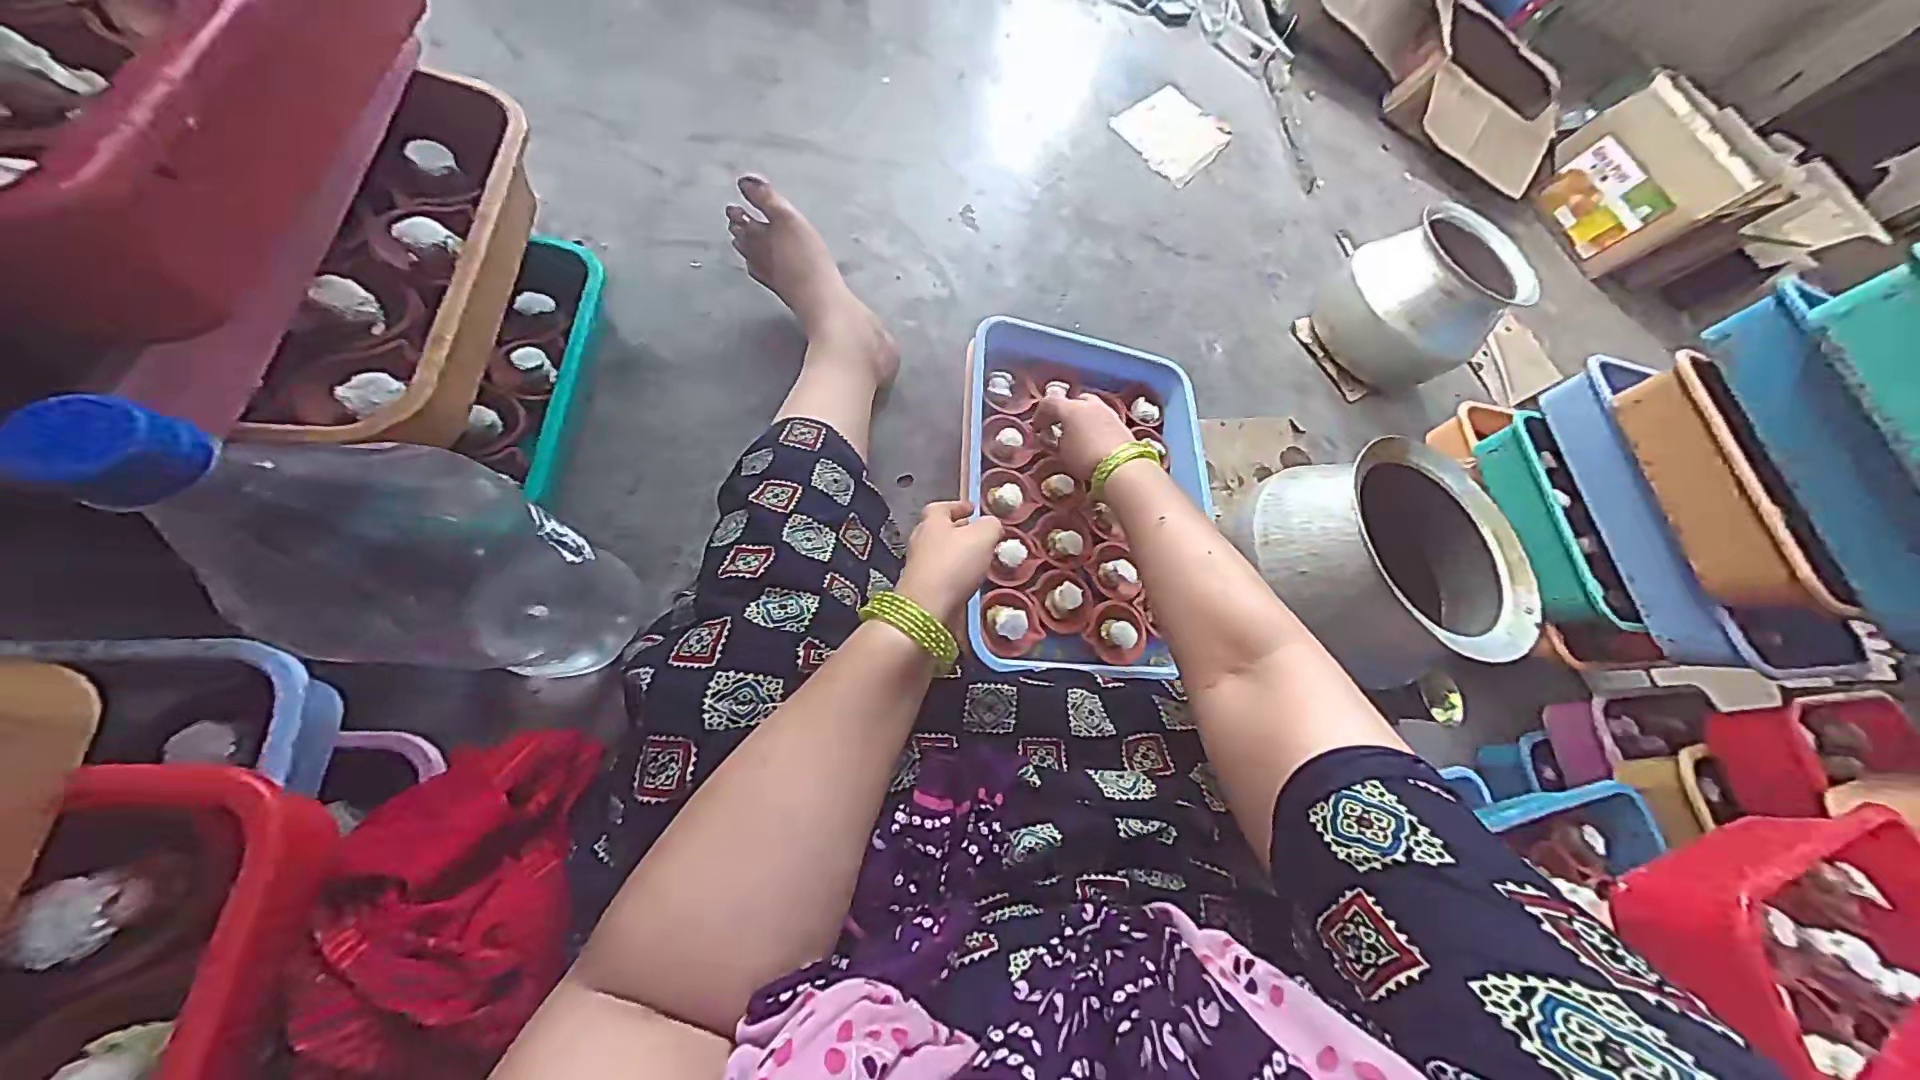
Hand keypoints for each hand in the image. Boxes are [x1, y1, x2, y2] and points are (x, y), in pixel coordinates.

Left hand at [894, 501, 1003, 626]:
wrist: (927, 608)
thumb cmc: (954, 564)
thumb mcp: (982, 536)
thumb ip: (991, 525)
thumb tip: (992, 525)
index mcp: (932, 522)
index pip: (941, 507)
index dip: (958, 506)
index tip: (972, 510)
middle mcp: (921, 540)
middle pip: (940, 530)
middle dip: (959, 530)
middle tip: (979, 535)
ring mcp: (919, 565)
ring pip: (941, 552)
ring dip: (958, 553)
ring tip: (979, 558)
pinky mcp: (922, 588)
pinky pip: (942, 574)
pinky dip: (955, 573)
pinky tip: (970, 580)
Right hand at [1035, 393, 1135, 480]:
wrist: (1123, 467)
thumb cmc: (1085, 459)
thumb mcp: (1061, 453)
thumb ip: (1054, 441)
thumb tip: (1053, 438)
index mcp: (1071, 408)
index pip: (1049, 403)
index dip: (1040, 416)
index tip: (1037, 429)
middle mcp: (1089, 404)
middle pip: (1072, 401)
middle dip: (1064, 412)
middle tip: (1059, 428)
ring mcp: (1107, 411)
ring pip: (1090, 407)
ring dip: (1081, 417)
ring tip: (1077, 435)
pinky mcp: (1120, 422)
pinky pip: (1101, 418)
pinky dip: (1094, 424)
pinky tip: (1093, 440)